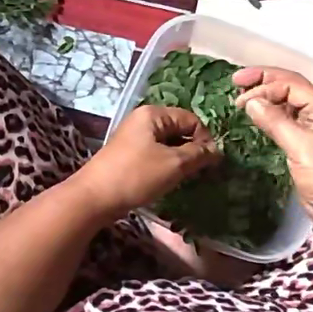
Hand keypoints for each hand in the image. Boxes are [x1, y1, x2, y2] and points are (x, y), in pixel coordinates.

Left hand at [67, 105, 219, 218]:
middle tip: (201, 172)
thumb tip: (217, 150)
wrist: (95, 197)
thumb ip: (199, 154)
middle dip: (193, 150)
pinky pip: (156, 154)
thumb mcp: (173, 164)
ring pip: (168, 144)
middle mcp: (143, 120)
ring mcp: (134, 137)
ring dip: (181, 160)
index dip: (205, 139)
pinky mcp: (129, 155)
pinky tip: (169, 181)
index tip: (210, 163)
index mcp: (153, 114)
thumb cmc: (136, 175)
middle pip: (179, 130)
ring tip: (187, 178)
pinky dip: (166, 165)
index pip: (191, 119)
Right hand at [232, 66, 312, 236]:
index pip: (293, 85)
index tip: (239, 100)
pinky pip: (291, 120)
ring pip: (291, 103)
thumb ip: (275, 121)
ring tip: (242, 96)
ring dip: (267, 97)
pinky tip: (258, 114)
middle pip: (292, 88)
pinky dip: (273, 114)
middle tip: (235, 80)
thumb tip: (249, 101)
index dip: (263, 87)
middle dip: (264, 82)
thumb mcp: (301, 149)